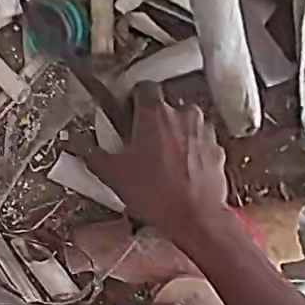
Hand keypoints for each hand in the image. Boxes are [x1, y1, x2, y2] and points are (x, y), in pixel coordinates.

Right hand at [86, 83, 229, 235]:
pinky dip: (189, 153)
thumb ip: (96, 158)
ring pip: (184, 124)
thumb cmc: (154, 192)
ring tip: (159, 161)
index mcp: (154, 114)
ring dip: (172, 136)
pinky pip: (199, 143)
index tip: (125, 113)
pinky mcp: (217, 150)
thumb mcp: (113, 175)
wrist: (195, 216)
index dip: (132, 99)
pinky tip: (177, 172)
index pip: (143, 88)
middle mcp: (183, 115)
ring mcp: (204, 131)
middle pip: (165, 108)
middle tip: (138, 144)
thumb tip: (87, 153)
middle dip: (152, 122)